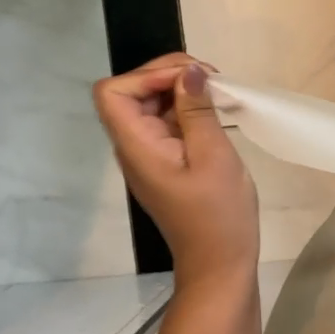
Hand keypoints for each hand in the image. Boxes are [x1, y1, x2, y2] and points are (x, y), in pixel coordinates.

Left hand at [92, 54, 257, 288]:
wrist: (220, 262)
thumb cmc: (218, 213)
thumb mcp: (214, 156)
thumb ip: (197, 111)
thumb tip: (189, 71)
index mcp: (137, 146)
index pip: (113, 92)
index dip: (147, 75)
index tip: (189, 79)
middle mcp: (135, 147)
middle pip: (132, 93)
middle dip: (169, 75)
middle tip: (213, 81)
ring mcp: (150, 155)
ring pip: (152, 105)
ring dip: (183, 91)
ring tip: (220, 93)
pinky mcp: (167, 161)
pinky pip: (169, 123)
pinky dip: (190, 110)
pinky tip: (217, 112)